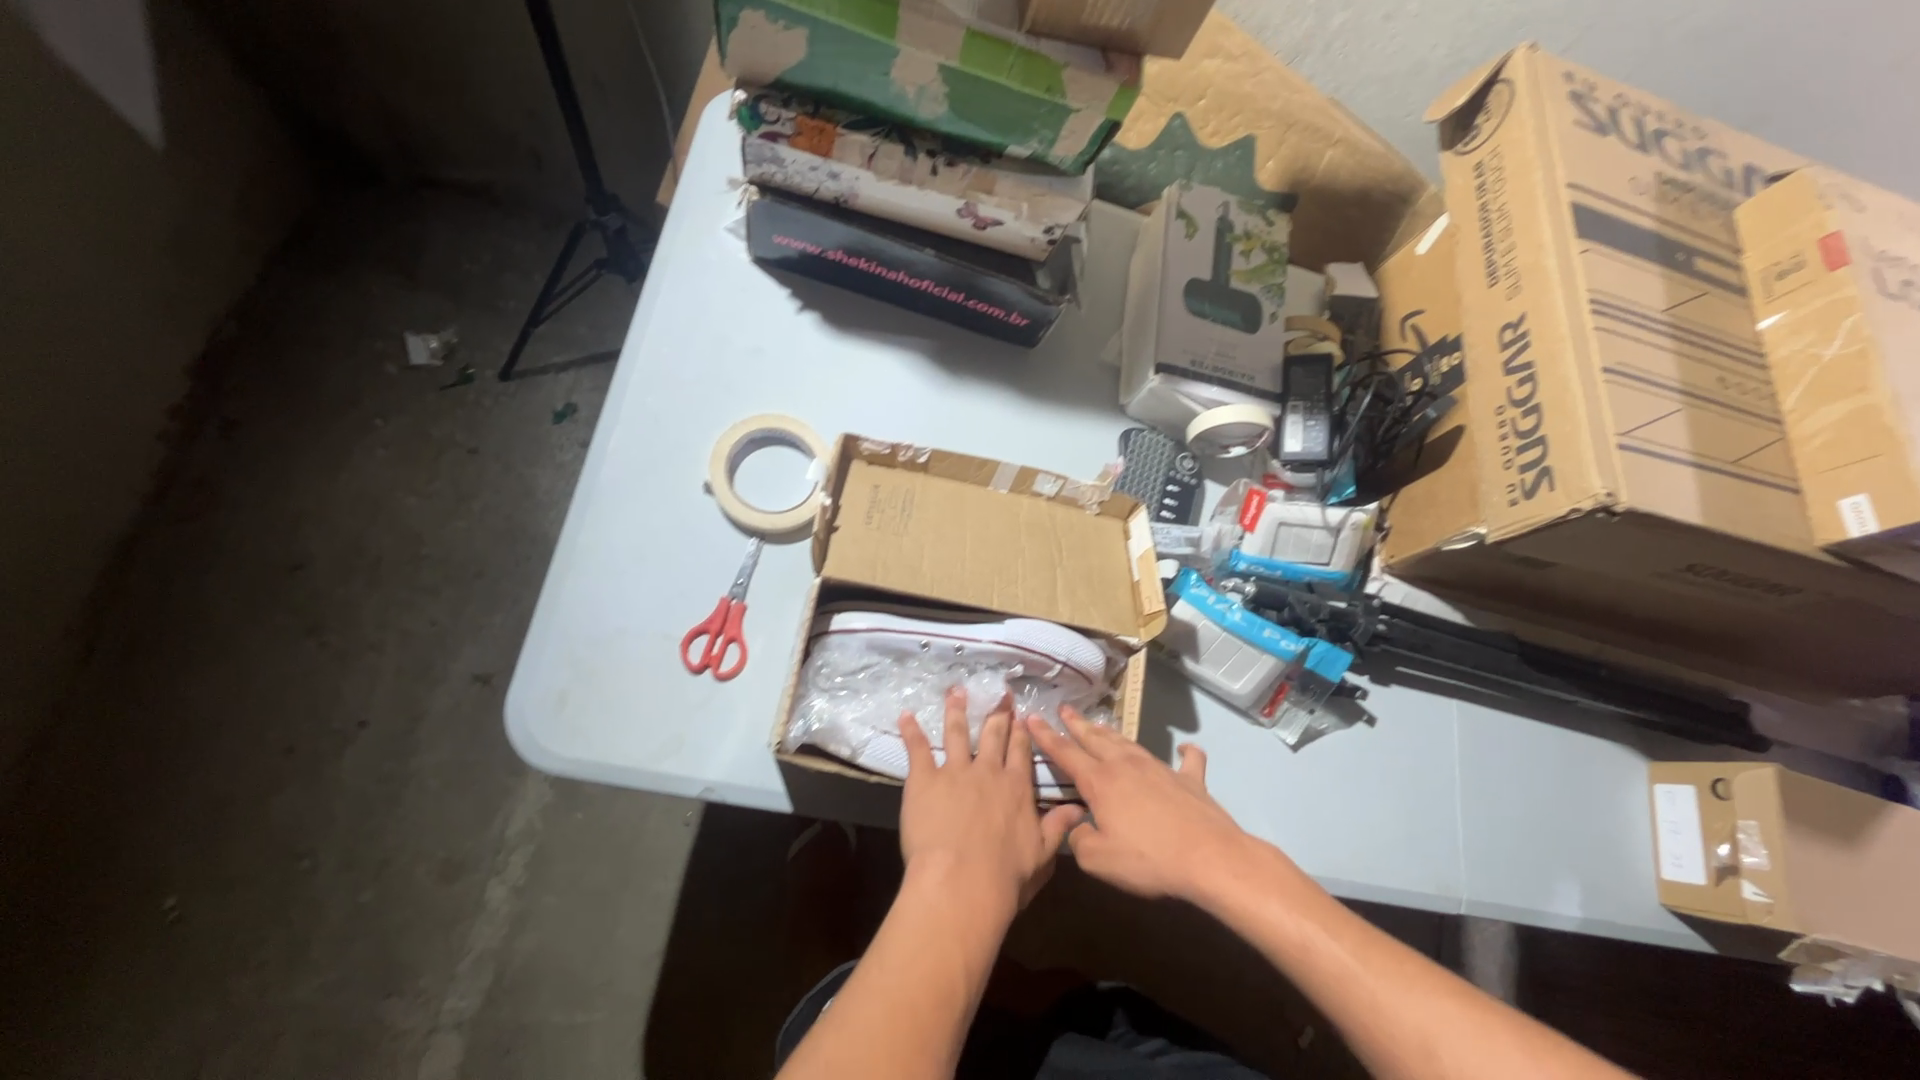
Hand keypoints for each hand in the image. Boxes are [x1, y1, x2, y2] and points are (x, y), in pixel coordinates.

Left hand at [898, 688, 1085, 918]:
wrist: (962, 881)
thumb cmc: (1005, 875)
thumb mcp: (1042, 854)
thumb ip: (1058, 827)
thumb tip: (1079, 808)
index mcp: (1016, 788)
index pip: (1020, 751)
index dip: (1021, 732)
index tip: (1021, 714)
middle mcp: (988, 772)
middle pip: (993, 735)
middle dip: (997, 714)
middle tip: (998, 695)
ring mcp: (955, 771)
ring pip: (957, 734)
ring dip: (957, 711)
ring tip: (956, 692)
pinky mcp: (924, 779)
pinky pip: (917, 749)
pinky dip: (910, 731)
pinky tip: (905, 717)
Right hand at [1027, 709, 1268, 904]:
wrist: (1209, 858)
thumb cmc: (1148, 859)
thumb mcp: (1097, 859)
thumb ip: (1078, 839)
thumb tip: (1078, 825)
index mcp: (1101, 781)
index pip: (1066, 753)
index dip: (1046, 736)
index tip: (1032, 718)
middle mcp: (1127, 766)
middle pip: (1096, 739)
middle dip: (1077, 725)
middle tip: (1064, 709)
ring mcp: (1161, 769)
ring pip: (1130, 744)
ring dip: (1112, 734)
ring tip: (1100, 726)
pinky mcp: (1191, 781)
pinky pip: (1188, 760)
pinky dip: (1186, 753)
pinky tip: (1187, 748)